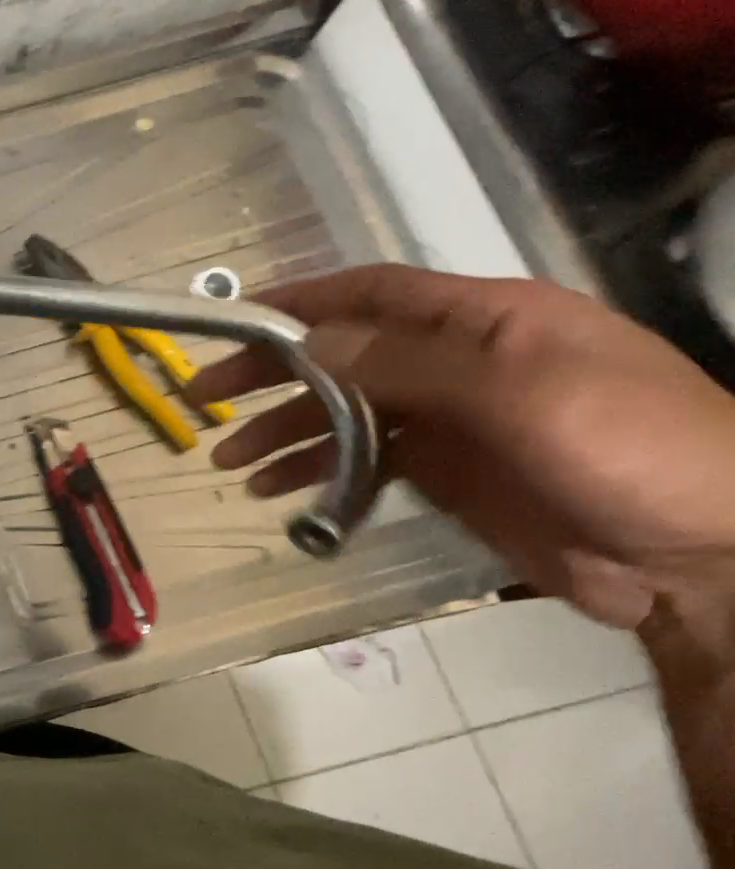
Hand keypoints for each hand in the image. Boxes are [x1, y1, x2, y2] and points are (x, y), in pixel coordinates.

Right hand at [187, 264, 734, 628]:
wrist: (703, 553)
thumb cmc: (629, 450)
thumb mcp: (521, 392)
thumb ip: (410, 365)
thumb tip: (312, 344)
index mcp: (486, 320)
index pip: (372, 294)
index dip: (296, 302)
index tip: (228, 324)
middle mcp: (459, 361)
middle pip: (342, 355)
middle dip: (270, 374)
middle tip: (206, 400)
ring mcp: (450, 420)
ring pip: (341, 412)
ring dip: (282, 431)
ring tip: (228, 462)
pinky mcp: (445, 472)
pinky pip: (360, 462)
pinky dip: (314, 473)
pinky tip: (277, 493)